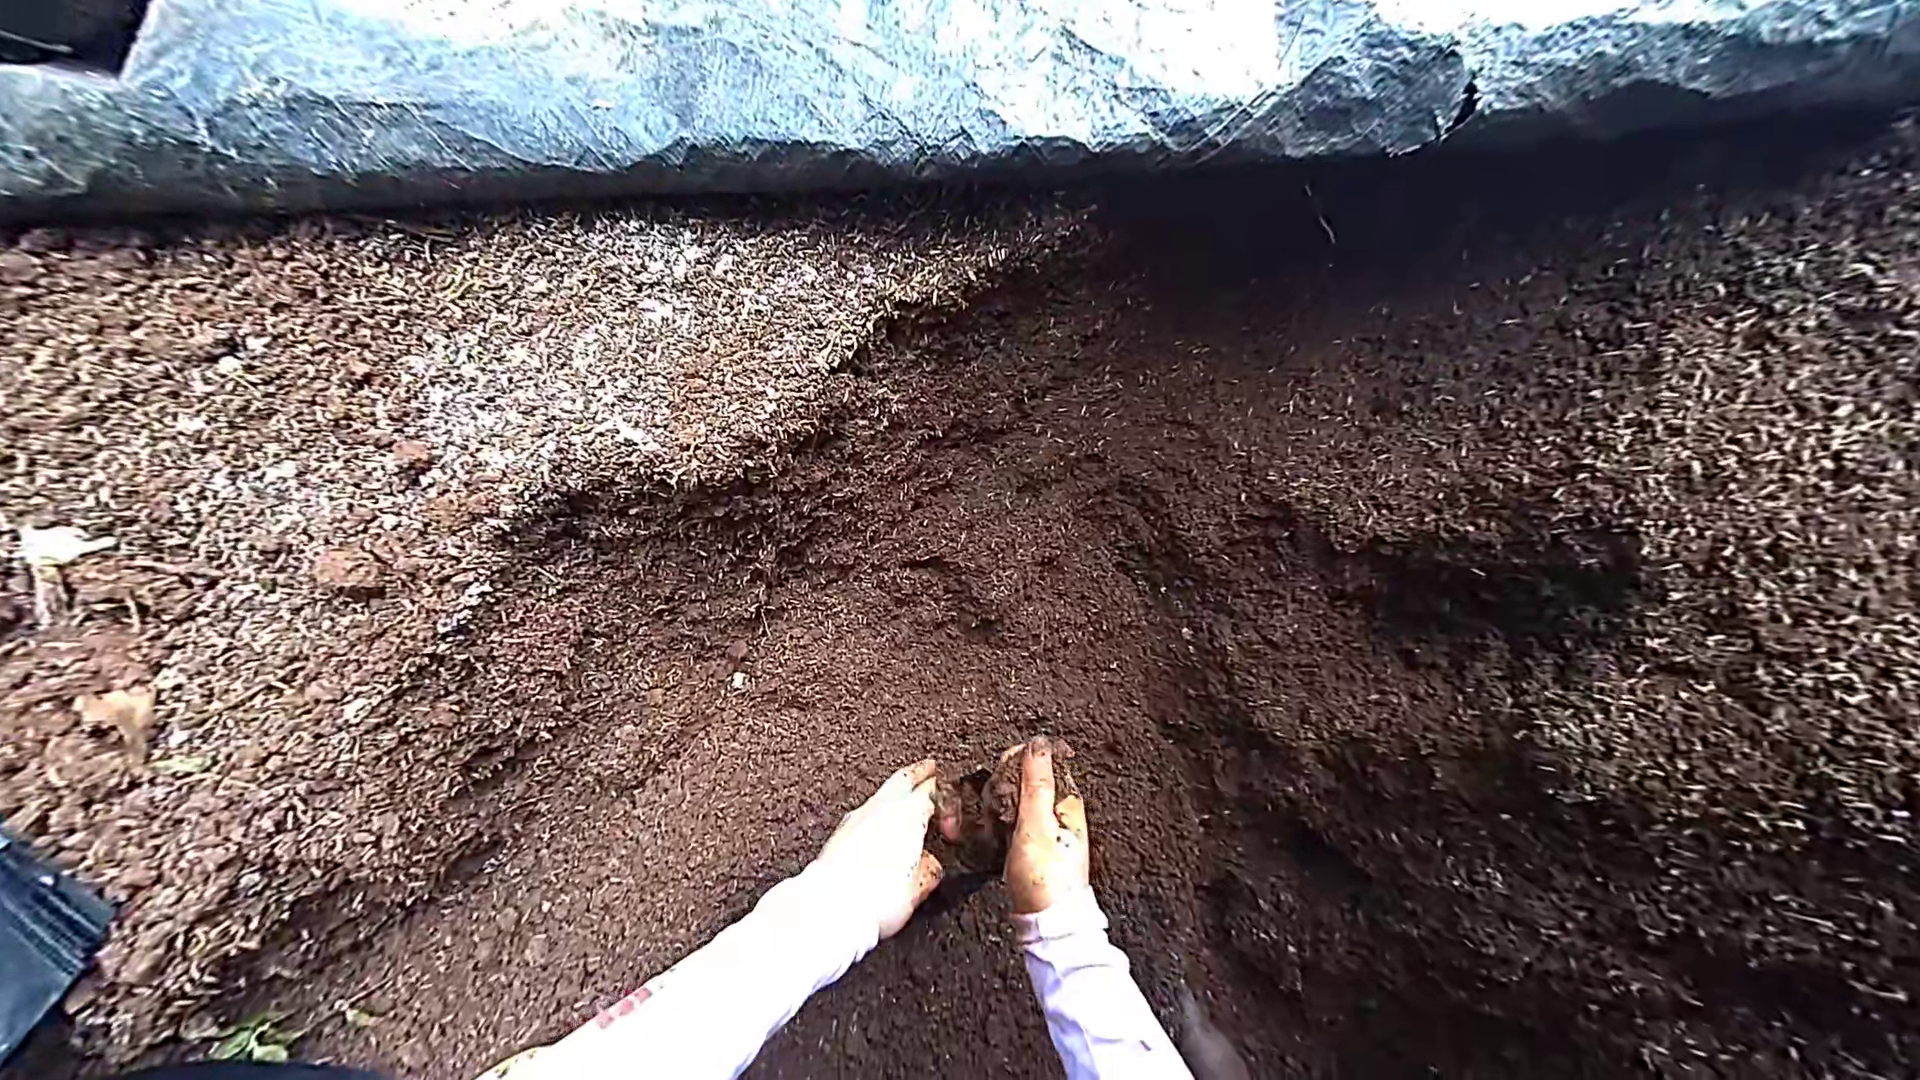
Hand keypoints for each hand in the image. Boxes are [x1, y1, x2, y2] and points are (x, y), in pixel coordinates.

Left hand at [812, 758, 947, 938]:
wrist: (830, 909)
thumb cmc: (875, 897)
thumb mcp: (917, 888)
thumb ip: (929, 870)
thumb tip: (930, 864)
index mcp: (909, 813)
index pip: (934, 791)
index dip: (948, 801)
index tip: (951, 818)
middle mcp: (882, 807)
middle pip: (905, 778)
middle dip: (919, 771)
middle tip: (929, 767)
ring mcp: (858, 816)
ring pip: (882, 792)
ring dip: (896, 790)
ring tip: (904, 794)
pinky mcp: (841, 831)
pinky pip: (865, 809)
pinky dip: (877, 809)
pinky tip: (877, 823)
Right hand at [1004, 737, 1088, 914]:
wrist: (1047, 928)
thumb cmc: (1046, 882)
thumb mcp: (1037, 827)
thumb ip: (1036, 784)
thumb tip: (1037, 744)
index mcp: (1066, 800)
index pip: (1038, 759)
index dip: (1013, 764)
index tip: (1000, 781)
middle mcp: (1058, 808)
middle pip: (1022, 777)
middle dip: (1001, 787)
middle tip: (995, 809)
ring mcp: (1044, 825)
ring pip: (1012, 797)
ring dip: (996, 806)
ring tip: (991, 826)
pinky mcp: (1032, 841)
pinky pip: (1010, 818)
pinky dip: (997, 822)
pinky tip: (991, 835)